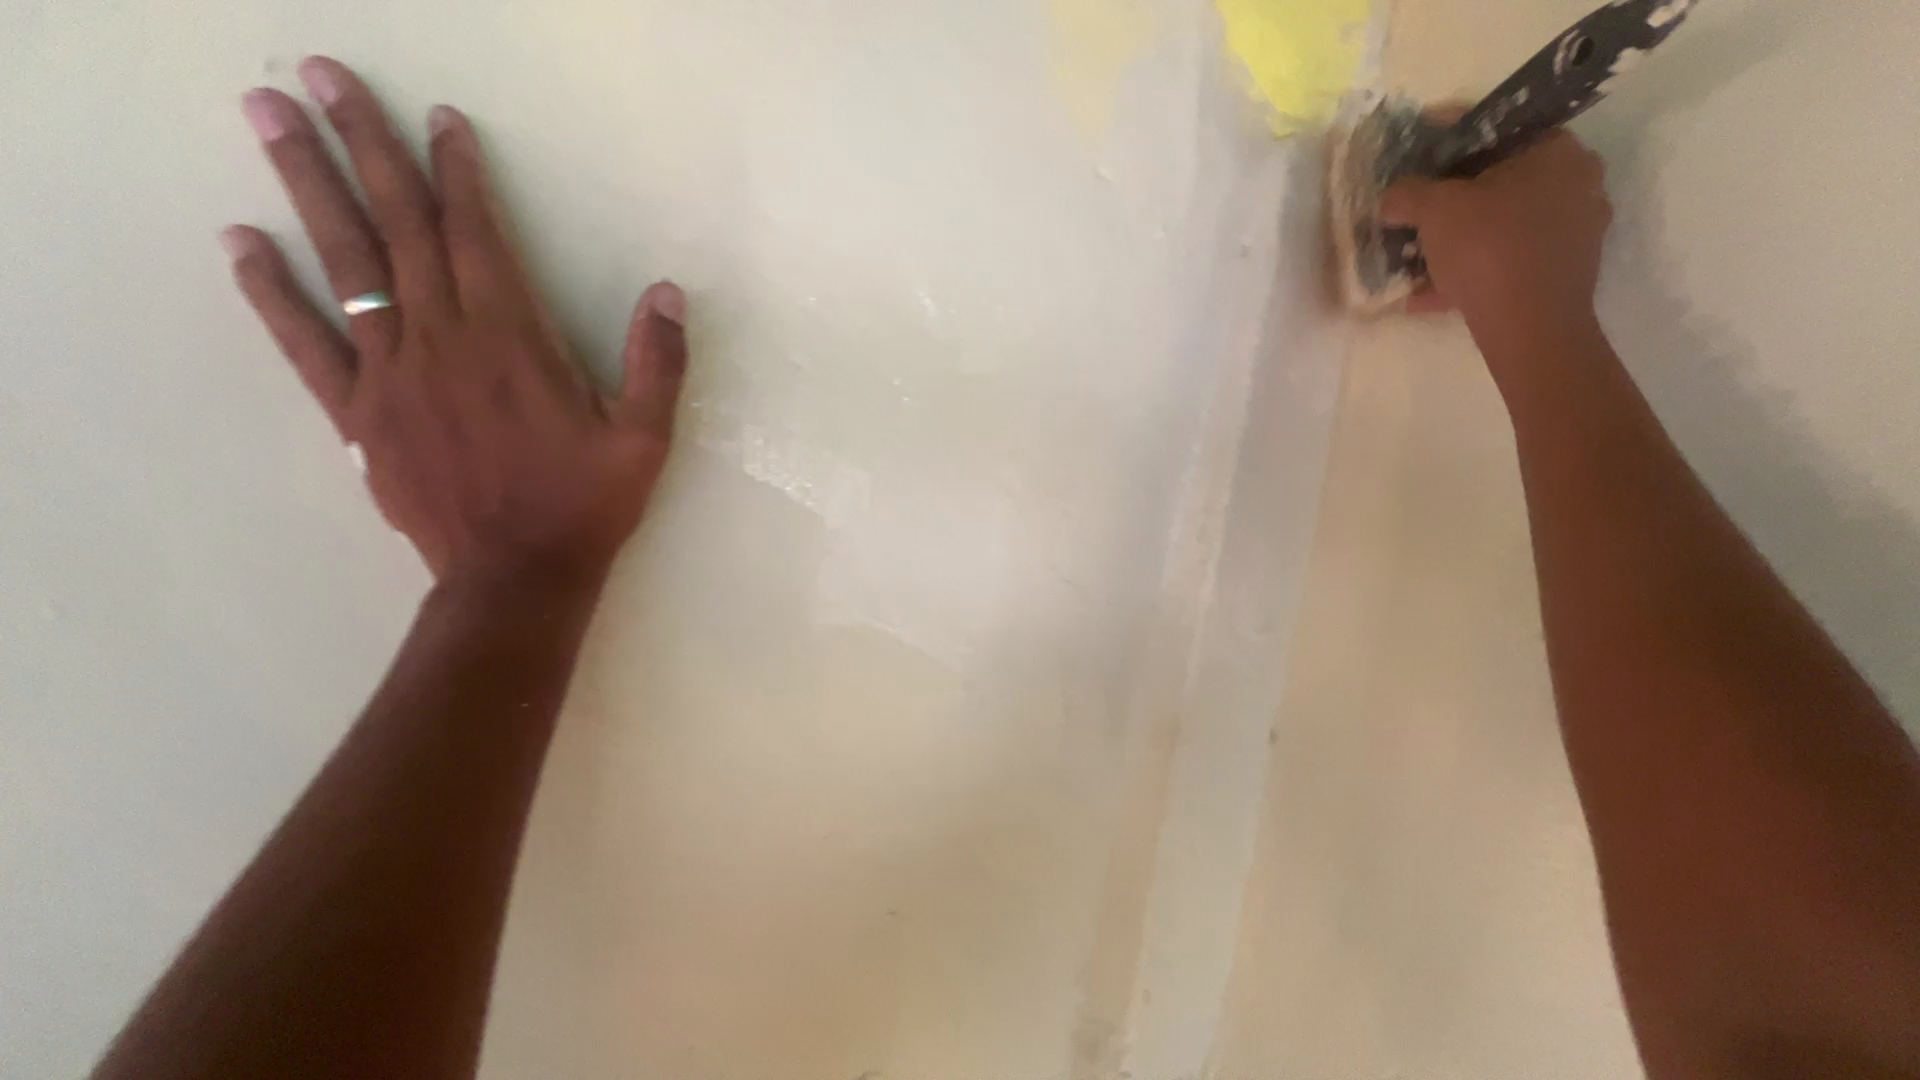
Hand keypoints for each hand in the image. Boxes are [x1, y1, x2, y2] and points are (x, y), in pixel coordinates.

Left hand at [223, 57, 686, 585]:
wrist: (515, 575)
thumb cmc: (585, 505)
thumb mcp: (645, 439)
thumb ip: (658, 364)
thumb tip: (668, 294)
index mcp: (513, 341)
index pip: (477, 236)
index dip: (460, 173)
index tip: (441, 121)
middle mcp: (443, 341)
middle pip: (399, 228)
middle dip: (367, 147)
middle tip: (324, 76)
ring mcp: (391, 374)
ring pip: (346, 267)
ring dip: (308, 188)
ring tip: (271, 120)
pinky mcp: (359, 412)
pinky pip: (306, 343)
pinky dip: (272, 293)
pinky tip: (244, 245)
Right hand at [1382, 131, 1611, 344]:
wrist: (1530, 325)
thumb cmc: (1488, 249)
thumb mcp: (1433, 211)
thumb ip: (1407, 194)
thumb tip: (1391, 197)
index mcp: (1556, 149)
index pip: (1495, 129)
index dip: (1447, 140)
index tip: (1414, 157)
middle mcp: (1577, 180)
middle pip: (1498, 181)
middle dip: (1452, 200)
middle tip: (1414, 214)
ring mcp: (1576, 228)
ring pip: (1502, 224)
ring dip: (1459, 239)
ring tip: (1416, 260)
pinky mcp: (1565, 270)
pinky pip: (1509, 259)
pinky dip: (1473, 269)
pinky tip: (1432, 292)